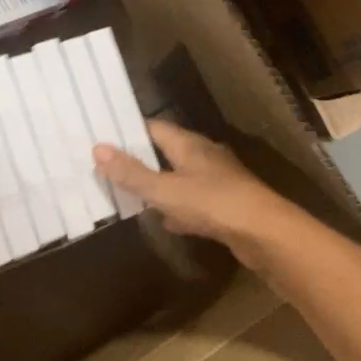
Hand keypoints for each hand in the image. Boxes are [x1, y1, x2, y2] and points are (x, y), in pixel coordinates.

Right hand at [93, 121, 308, 268]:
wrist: (263, 232)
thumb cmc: (213, 203)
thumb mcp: (165, 190)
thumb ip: (132, 173)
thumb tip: (97, 148)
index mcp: (190, 144)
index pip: (154, 128)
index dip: (129, 132)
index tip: (103, 138)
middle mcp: (205, 156)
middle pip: (167, 152)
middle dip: (141, 160)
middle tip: (109, 168)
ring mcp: (218, 181)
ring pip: (181, 179)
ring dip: (159, 186)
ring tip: (129, 194)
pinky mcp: (225, 206)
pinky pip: (194, 203)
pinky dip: (178, 209)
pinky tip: (166, 221)